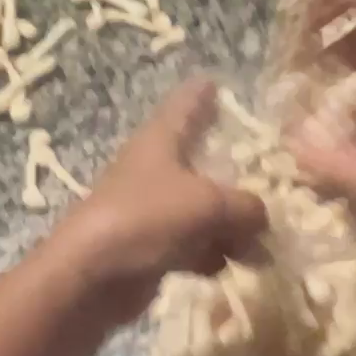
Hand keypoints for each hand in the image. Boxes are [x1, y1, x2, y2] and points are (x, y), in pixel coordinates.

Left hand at [51, 78, 267, 318]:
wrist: (91, 276)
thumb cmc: (147, 219)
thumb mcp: (209, 204)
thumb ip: (246, 206)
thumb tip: (261, 218)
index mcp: (160, 141)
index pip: (184, 105)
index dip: (200, 93)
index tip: (215, 80)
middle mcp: (154, 170)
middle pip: (198, 161)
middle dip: (230, 170)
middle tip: (265, 171)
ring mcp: (150, 211)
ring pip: (200, 209)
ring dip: (228, 224)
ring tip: (261, 238)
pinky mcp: (149, 249)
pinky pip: (191, 244)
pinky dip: (209, 253)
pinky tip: (229, 266)